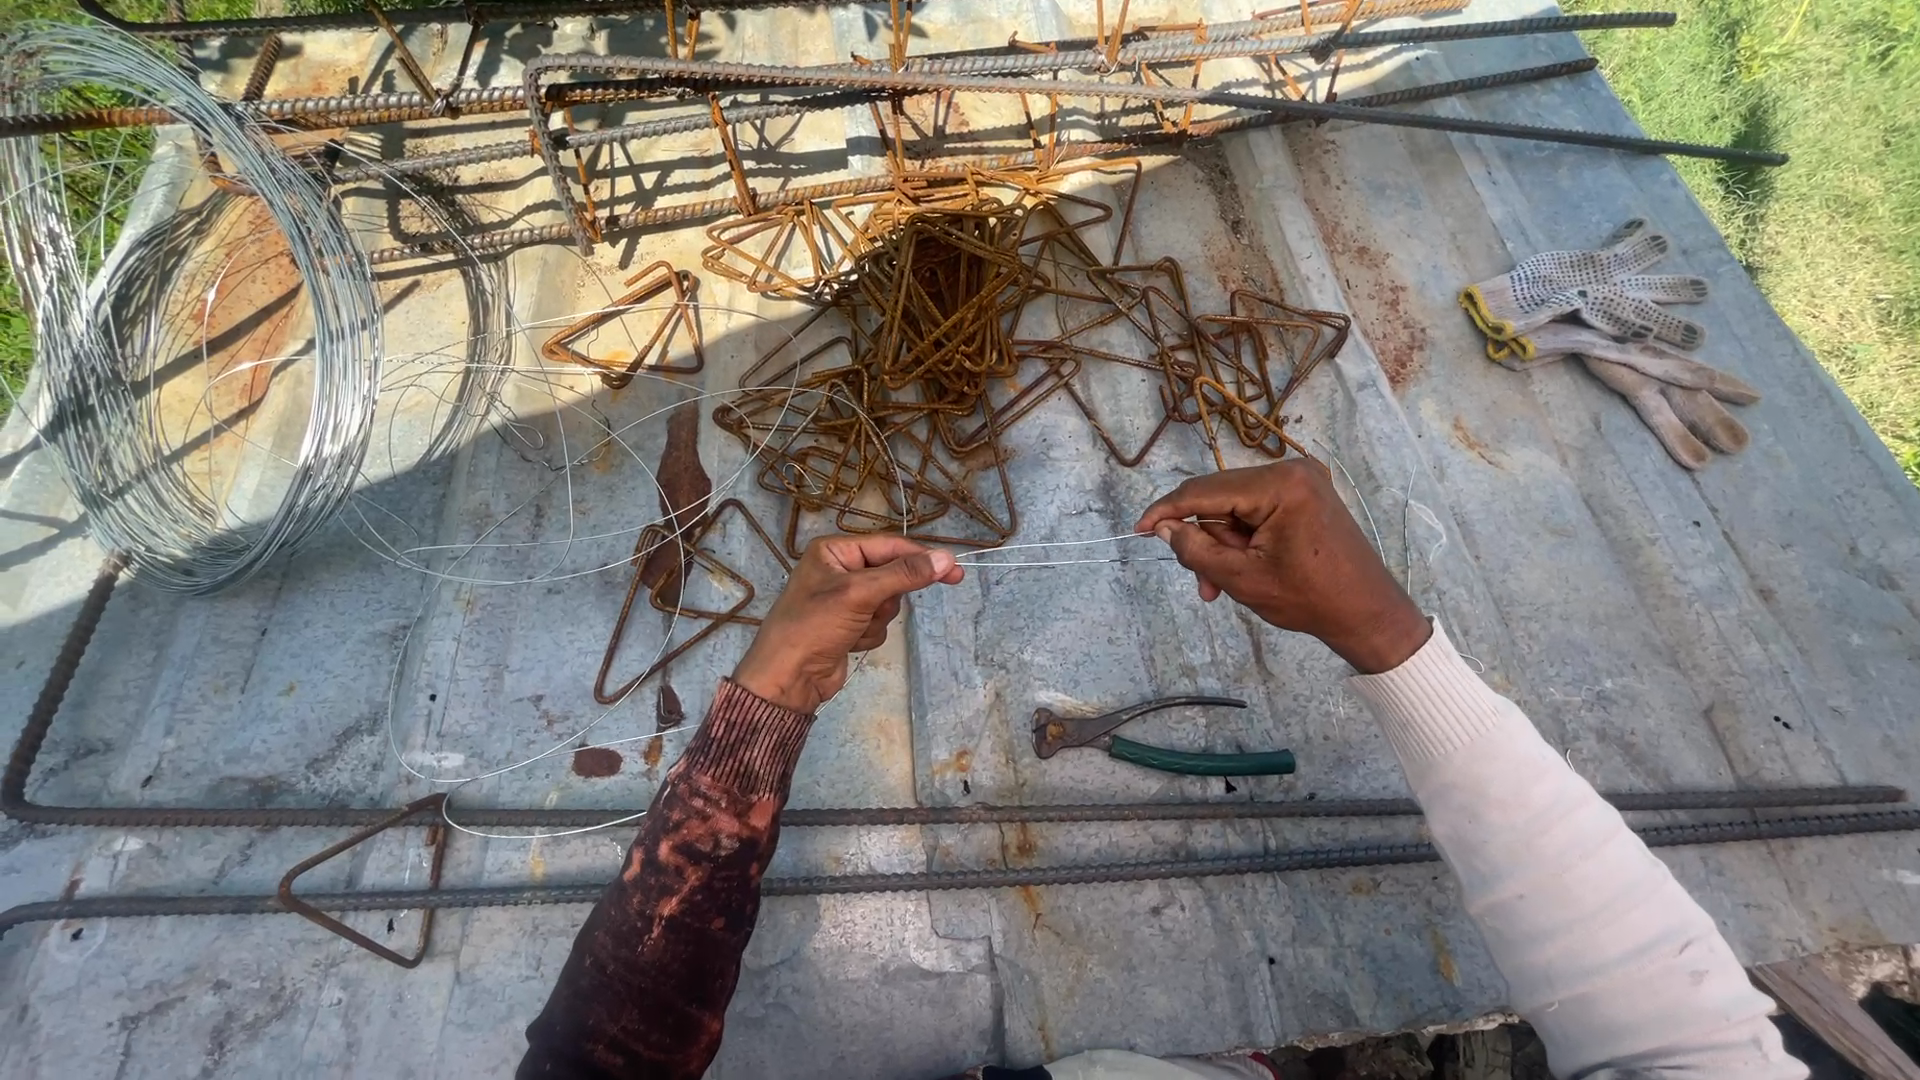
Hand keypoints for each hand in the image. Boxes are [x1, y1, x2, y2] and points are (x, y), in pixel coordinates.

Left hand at [732, 535, 963, 711]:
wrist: (788, 678)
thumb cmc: (815, 625)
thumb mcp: (860, 593)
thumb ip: (904, 575)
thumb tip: (946, 559)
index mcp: (835, 550)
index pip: (889, 546)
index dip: (921, 558)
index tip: (954, 570)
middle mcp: (840, 569)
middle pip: (891, 574)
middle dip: (887, 597)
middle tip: (879, 609)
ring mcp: (845, 599)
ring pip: (888, 602)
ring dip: (877, 618)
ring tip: (852, 628)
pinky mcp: (849, 625)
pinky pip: (879, 623)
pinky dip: (869, 633)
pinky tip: (847, 642)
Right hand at [1133, 460, 1431, 673]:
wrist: (1369, 614)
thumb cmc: (1310, 599)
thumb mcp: (1242, 578)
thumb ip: (1195, 549)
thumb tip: (1162, 527)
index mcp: (1280, 485)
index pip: (1204, 491)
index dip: (1166, 510)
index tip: (1138, 529)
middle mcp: (1290, 470)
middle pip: (1218, 498)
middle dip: (1203, 540)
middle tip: (1203, 583)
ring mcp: (1299, 481)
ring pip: (1232, 508)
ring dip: (1221, 546)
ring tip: (1222, 586)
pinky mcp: (1303, 495)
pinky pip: (1253, 511)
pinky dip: (1240, 540)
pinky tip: (1240, 569)